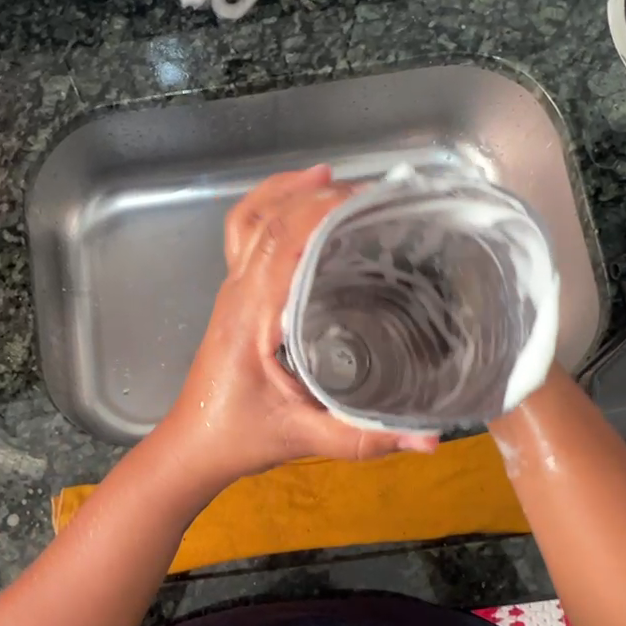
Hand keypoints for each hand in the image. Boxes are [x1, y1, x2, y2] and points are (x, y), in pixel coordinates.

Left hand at [153, 166, 438, 483]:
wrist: (196, 443)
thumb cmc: (241, 437)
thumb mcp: (307, 438)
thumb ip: (367, 437)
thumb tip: (430, 440)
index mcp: (253, 316)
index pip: (283, 243)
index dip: (325, 213)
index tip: (372, 202)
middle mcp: (238, 291)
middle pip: (271, 221)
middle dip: (321, 198)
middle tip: (376, 194)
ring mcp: (231, 288)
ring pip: (252, 220)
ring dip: (291, 193)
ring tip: (337, 181)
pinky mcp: (234, 293)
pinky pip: (244, 235)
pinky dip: (268, 206)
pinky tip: (298, 200)